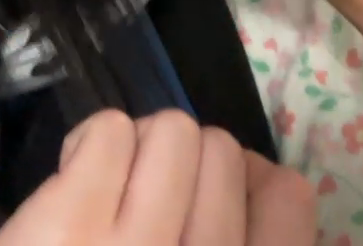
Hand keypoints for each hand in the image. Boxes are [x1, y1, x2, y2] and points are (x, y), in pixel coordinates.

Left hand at [0, 110, 313, 244]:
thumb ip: (233, 242)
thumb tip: (267, 176)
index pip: (289, 199)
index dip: (257, 180)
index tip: (223, 193)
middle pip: (223, 150)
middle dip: (187, 165)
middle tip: (150, 200)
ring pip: (172, 131)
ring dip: (142, 148)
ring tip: (114, 189)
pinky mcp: (72, 219)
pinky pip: (110, 128)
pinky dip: (93, 141)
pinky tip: (77, 177)